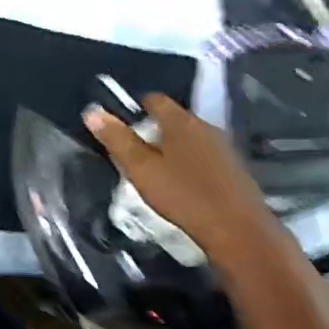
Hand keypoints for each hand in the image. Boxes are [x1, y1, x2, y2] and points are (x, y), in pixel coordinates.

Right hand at [83, 94, 280, 262]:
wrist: (236, 228)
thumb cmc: (182, 194)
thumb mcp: (140, 168)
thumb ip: (116, 139)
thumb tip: (91, 111)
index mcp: (180, 122)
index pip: (156, 100)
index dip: (136, 107)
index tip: (121, 125)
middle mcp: (205, 126)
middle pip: (173, 118)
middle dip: (152, 129)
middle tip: (132, 152)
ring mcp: (223, 146)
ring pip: (189, 137)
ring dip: (171, 147)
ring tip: (153, 168)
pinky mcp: (232, 166)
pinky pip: (202, 154)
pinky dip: (188, 161)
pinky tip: (179, 182)